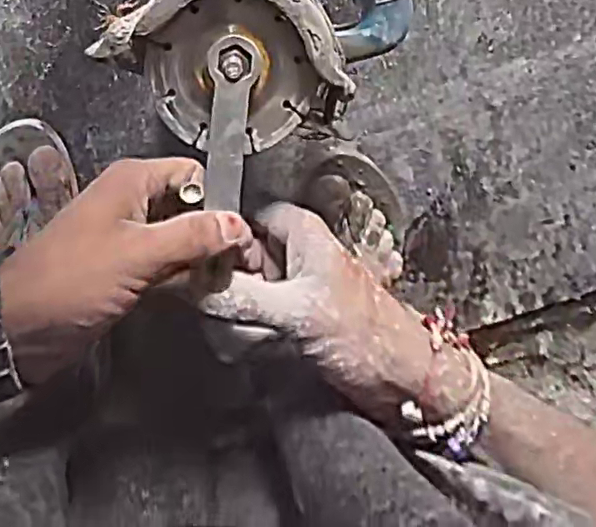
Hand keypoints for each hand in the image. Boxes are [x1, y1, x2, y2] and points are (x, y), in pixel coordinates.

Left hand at [0, 157, 252, 382]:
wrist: (17, 326)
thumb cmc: (70, 279)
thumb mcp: (136, 254)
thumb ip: (191, 236)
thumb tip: (237, 224)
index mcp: (132, 181)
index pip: (193, 175)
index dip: (218, 202)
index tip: (240, 238)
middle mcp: (132, 201)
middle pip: (190, 206)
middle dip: (216, 234)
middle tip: (244, 267)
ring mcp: (129, 236)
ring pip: (180, 238)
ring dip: (204, 259)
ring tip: (230, 283)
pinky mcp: (126, 267)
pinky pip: (166, 264)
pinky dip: (185, 277)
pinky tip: (204, 294)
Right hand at [201, 202, 481, 423]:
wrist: (401, 382)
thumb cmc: (369, 336)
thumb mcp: (298, 311)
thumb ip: (242, 297)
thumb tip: (194, 285)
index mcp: (298, 228)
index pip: (240, 214)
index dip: (219, 235)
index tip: (200, 259)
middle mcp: (290, 248)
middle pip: (235, 251)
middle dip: (225, 281)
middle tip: (221, 304)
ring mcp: (288, 280)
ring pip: (238, 283)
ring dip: (234, 309)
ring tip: (248, 330)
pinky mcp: (287, 310)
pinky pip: (249, 309)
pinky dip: (244, 325)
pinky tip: (252, 342)